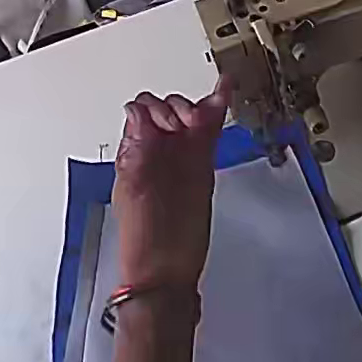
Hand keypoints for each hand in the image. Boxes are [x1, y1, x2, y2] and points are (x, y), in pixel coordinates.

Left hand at [113, 79, 231, 292]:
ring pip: (191, 114)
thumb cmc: (145, 235)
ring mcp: (183, 153)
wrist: (167, 273)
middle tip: (185, 127)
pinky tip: (226, 88)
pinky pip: (210, 128)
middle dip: (177, 108)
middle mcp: (159, 148)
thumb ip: (139, 146)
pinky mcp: (202, 163)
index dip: (156, 110)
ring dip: (198, 106)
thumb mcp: (135, 185)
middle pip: (168, 107)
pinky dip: (218, 105)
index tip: (168, 127)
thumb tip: (136, 109)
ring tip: (202, 118)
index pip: (143, 108)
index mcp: (136, 150)